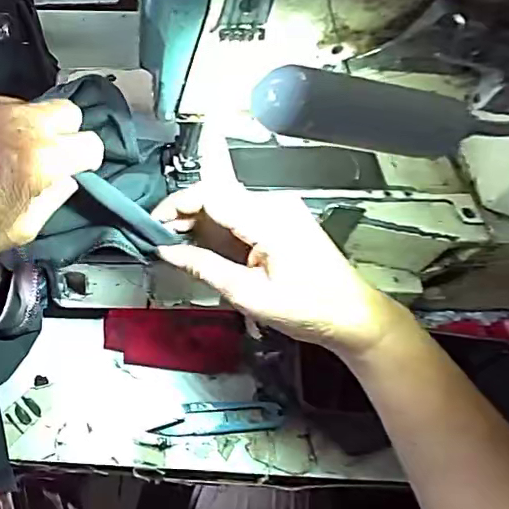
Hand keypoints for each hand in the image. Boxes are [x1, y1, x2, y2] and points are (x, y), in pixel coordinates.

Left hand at [0, 91, 103, 280]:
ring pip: (27, 106)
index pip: (88, 142)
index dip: (86, 157)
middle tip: (46, 155)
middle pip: (66, 111)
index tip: (79, 162)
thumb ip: (53, 198)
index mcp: (37, 161)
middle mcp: (15, 125)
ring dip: (24, 127)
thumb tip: (65, 179)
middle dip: (63, 133)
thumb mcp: (21, 229)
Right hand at [154, 183, 415, 357]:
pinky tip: (201, 241)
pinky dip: (214, 225)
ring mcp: (279, 210)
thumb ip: (204, 268)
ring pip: (223, 202)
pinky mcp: (279, 219)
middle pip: (215, 193)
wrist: (352, 315)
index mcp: (269, 219)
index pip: (210, 193)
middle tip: (161, 236)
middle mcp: (275, 205)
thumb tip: (169, 252)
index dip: (176, 205)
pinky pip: (237, 212)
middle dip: (182, 212)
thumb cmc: (314, 308)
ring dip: (196, 219)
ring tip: (176, 243)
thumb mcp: (248, 294)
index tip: (156, 223)